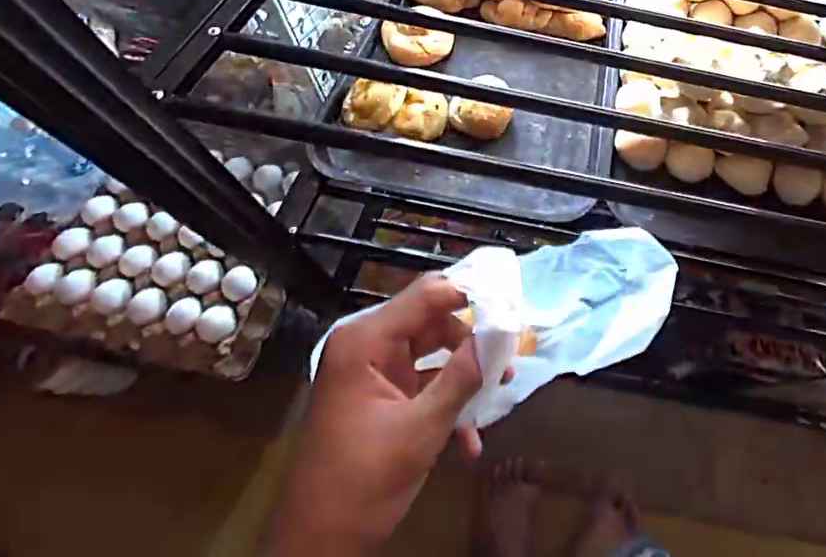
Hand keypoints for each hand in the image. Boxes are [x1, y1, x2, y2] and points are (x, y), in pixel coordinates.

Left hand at [264, 274, 490, 555]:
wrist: (316, 543)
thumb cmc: (361, 481)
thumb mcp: (419, 430)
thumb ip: (460, 378)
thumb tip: (498, 336)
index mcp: (366, 340)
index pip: (425, 295)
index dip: (467, 292)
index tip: (507, 302)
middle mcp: (367, 344)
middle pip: (429, 320)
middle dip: (469, 337)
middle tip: (509, 348)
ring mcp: (372, 370)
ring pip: (429, 351)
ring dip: (463, 371)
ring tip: (501, 387)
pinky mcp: (379, 395)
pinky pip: (420, 381)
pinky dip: (445, 399)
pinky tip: (469, 437)